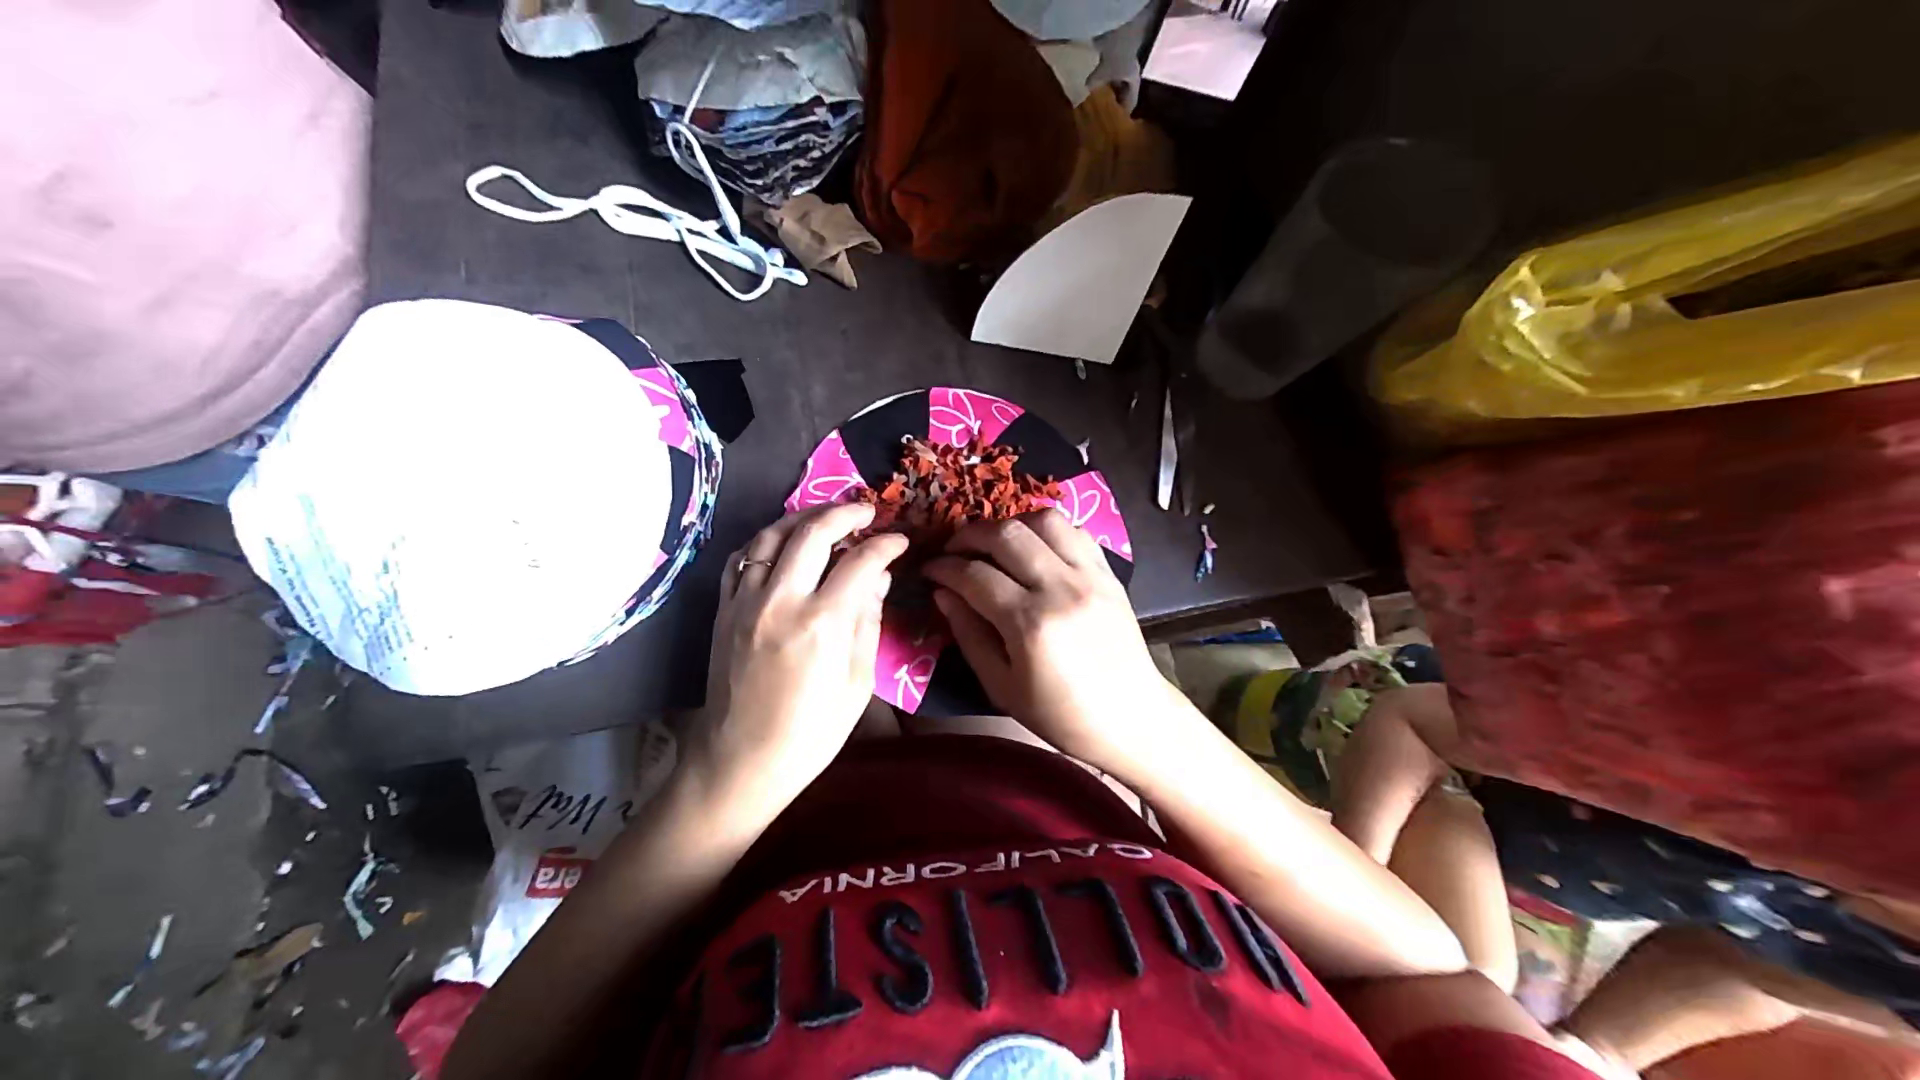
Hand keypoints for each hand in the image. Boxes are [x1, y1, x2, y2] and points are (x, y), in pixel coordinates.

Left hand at [695, 503, 908, 818]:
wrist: (741, 760)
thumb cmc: (811, 732)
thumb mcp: (857, 683)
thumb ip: (868, 622)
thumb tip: (878, 578)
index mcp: (822, 623)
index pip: (860, 562)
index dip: (885, 545)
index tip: (899, 541)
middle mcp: (781, 600)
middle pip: (813, 532)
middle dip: (845, 513)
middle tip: (866, 512)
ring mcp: (745, 602)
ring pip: (771, 535)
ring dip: (803, 517)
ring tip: (826, 517)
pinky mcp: (723, 610)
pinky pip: (740, 558)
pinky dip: (764, 541)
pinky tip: (782, 543)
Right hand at [922, 510, 1181, 767]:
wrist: (1131, 718)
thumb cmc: (1060, 714)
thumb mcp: (1000, 686)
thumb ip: (968, 633)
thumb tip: (943, 592)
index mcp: (1030, 624)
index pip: (974, 574)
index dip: (944, 567)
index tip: (929, 570)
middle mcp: (1060, 588)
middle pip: (1005, 534)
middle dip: (969, 535)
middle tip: (953, 550)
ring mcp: (1089, 575)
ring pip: (1043, 520)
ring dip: (1010, 524)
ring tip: (993, 544)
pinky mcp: (1109, 573)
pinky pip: (1074, 531)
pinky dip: (1046, 529)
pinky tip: (1032, 547)